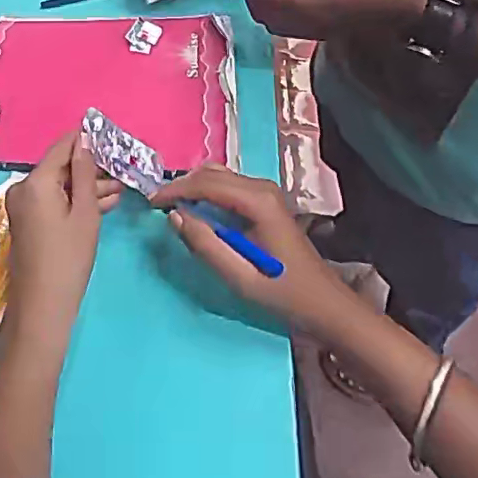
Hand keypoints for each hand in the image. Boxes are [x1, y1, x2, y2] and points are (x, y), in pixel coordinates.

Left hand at [4, 132, 123, 336]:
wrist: (42, 308)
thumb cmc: (68, 258)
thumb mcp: (85, 212)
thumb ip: (85, 172)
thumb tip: (85, 141)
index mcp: (35, 181)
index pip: (62, 146)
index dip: (86, 140)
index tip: (111, 140)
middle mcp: (23, 188)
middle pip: (60, 167)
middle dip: (90, 168)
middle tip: (121, 170)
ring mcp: (23, 206)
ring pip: (59, 186)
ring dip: (85, 187)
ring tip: (119, 189)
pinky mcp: (27, 222)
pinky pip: (53, 201)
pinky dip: (74, 201)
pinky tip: (103, 204)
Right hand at [150, 165, 358, 336]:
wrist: (326, 304)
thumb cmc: (285, 294)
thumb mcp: (240, 278)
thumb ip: (206, 245)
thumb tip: (175, 216)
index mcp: (257, 201)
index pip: (206, 184)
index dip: (175, 190)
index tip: (151, 203)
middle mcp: (262, 187)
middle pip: (211, 173)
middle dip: (181, 186)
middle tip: (157, 206)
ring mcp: (266, 192)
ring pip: (219, 176)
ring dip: (193, 188)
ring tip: (172, 208)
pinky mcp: (265, 201)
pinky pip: (228, 187)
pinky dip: (207, 193)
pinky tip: (197, 212)